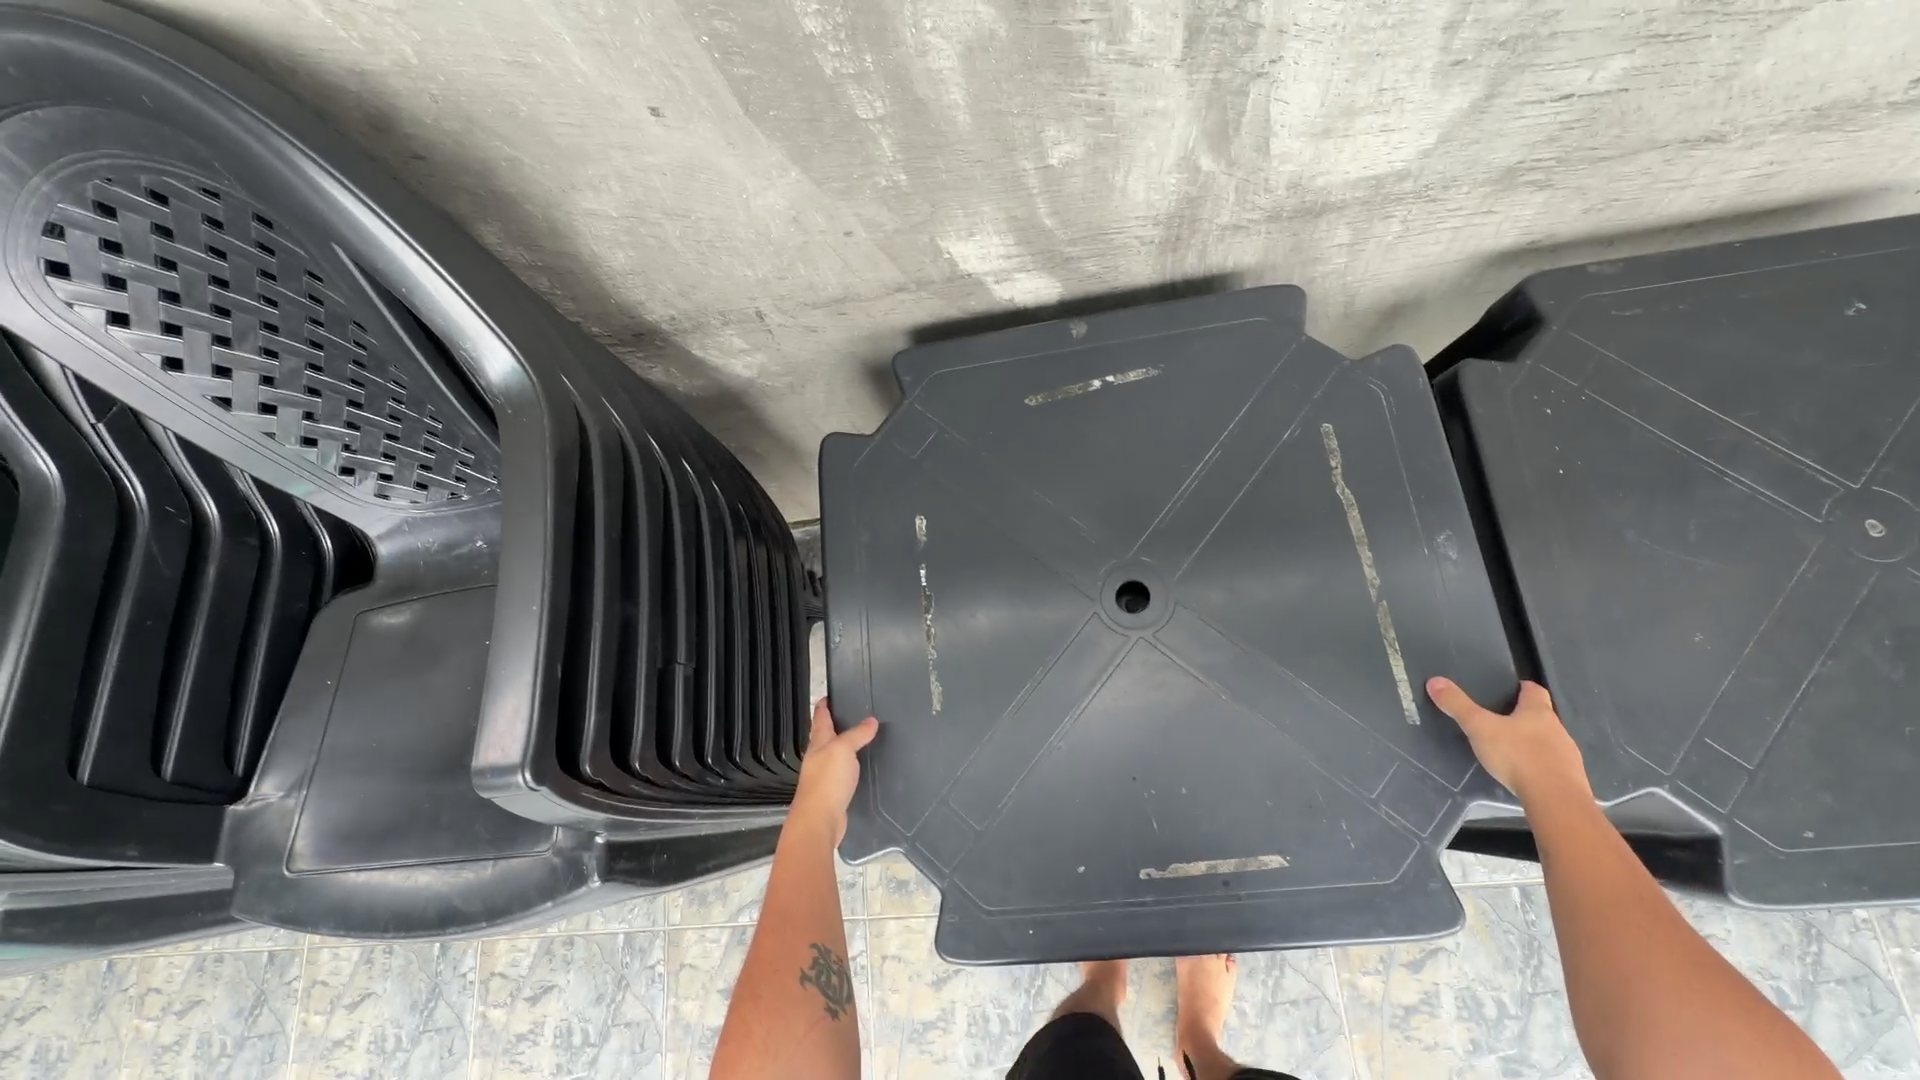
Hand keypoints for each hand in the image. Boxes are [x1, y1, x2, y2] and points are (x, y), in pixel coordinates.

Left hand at [791, 698, 878, 843]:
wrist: (819, 820)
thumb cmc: (827, 781)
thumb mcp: (843, 750)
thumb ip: (857, 734)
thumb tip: (871, 720)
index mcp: (818, 742)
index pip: (820, 717)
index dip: (824, 705)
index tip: (829, 694)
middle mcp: (818, 756)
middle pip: (825, 735)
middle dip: (834, 724)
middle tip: (849, 712)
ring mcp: (823, 775)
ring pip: (833, 753)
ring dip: (843, 744)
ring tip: (859, 736)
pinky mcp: (832, 791)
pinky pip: (841, 771)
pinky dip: (849, 764)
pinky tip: (858, 766)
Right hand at [1426, 677, 1590, 804]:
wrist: (1555, 799)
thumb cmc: (1517, 756)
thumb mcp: (1480, 728)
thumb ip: (1458, 706)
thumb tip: (1435, 681)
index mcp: (1538, 712)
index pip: (1535, 690)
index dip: (1522, 687)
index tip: (1510, 689)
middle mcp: (1557, 729)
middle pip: (1541, 716)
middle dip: (1523, 717)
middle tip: (1500, 721)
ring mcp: (1567, 754)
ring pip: (1548, 741)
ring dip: (1532, 742)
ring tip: (1509, 749)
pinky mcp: (1570, 777)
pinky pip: (1553, 764)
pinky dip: (1539, 764)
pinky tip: (1524, 773)